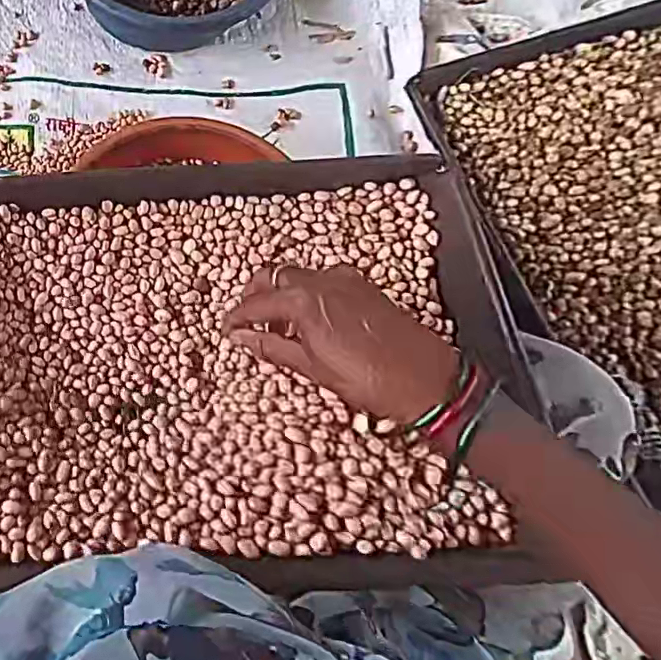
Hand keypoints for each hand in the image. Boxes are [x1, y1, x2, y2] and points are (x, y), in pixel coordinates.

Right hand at [222, 265, 459, 423]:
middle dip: (255, 295)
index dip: (238, 317)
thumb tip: (243, 338)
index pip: (256, 303)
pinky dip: (307, 293)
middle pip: (274, 276)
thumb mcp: (311, 368)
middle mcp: (323, 282)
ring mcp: (346, 282)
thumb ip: (272, 347)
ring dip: (281, 293)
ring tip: (278, 323)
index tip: (229, 328)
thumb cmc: (373, 380)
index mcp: (303, 301)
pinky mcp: (365, 288)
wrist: (430, 383)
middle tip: (247, 319)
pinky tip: (309, 319)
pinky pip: (324, 280)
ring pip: (298, 275)